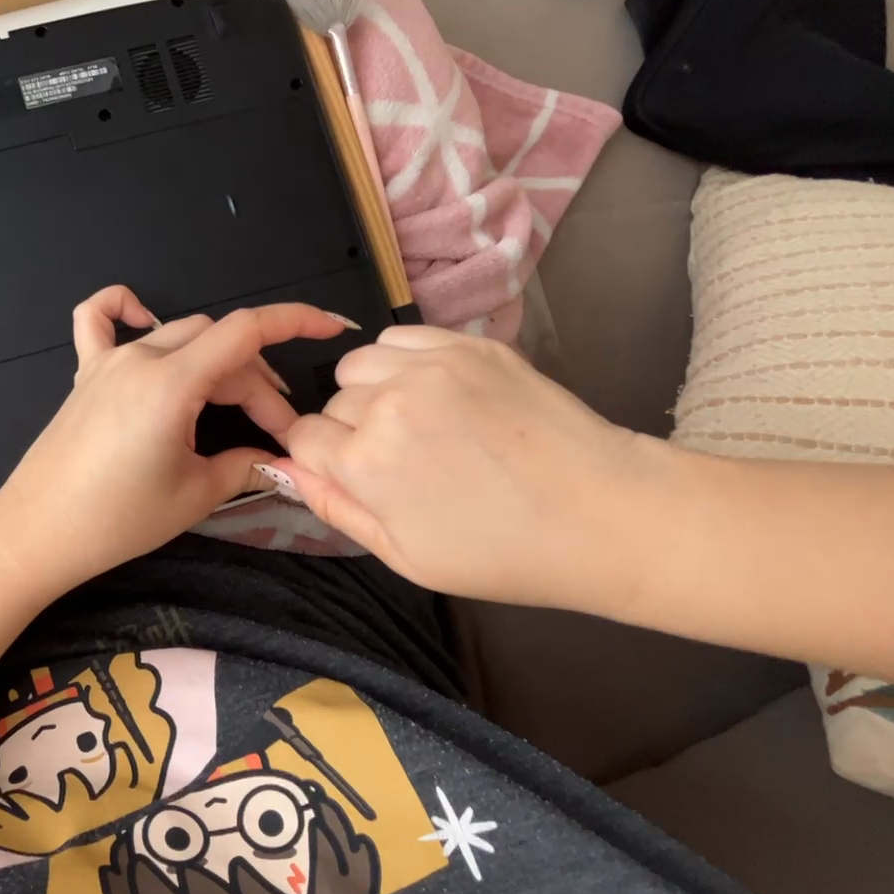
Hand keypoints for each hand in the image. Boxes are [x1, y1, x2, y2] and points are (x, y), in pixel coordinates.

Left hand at [0, 286, 354, 593]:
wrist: (37, 533)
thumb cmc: (117, 520)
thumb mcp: (194, 495)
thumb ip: (244, 465)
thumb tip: (277, 459)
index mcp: (170, 383)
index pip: (244, 332)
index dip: (295, 322)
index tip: (332, 329)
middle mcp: (139, 358)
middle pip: (218, 344)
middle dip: (256, 381)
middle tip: (273, 431)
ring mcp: (107, 361)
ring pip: (178, 336)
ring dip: (214, 363)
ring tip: (232, 407)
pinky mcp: (84, 374)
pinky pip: (99, 321)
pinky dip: (124, 308)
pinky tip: (143, 317)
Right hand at [273, 325, 660, 613]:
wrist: (605, 515)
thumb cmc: (501, 552)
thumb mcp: (405, 555)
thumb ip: (335, 508)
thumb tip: (288, 469)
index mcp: (366, 461)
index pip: (302, 436)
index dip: (323, 459)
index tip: (356, 473)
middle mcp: (387, 402)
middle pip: (333, 401)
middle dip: (351, 428)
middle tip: (402, 457)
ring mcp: (430, 366)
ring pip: (359, 363)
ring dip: (372, 389)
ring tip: (413, 417)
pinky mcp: (467, 345)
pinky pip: (400, 337)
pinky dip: (403, 360)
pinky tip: (434, 390)